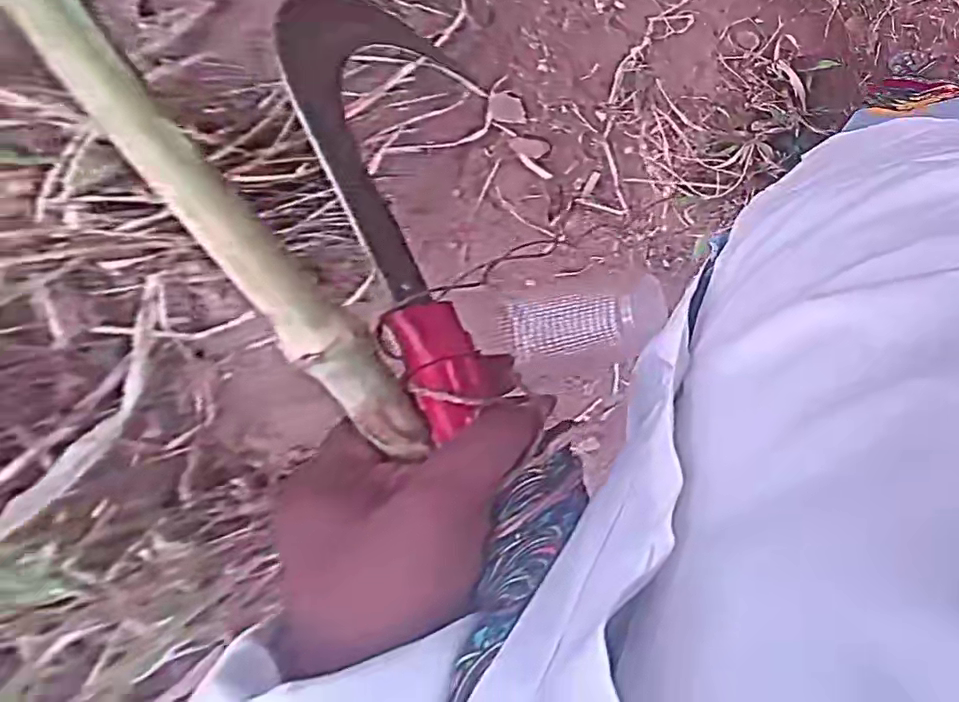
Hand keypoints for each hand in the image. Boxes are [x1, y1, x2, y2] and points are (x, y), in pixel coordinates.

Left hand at [272, 388, 544, 679]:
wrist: (394, 679)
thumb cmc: (395, 586)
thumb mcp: (443, 497)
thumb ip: (490, 433)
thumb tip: (533, 398)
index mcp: (331, 475)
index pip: (396, 399)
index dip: (451, 381)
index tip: (506, 377)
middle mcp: (355, 492)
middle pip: (436, 429)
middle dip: (490, 422)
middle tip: (531, 419)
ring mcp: (389, 522)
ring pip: (460, 461)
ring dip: (504, 454)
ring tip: (538, 453)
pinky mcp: (424, 545)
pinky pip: (470, 494)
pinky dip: (504, 483)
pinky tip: (528, 485)